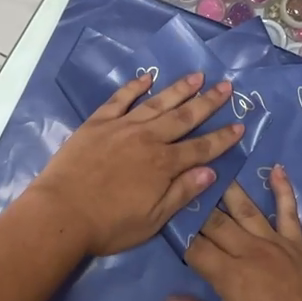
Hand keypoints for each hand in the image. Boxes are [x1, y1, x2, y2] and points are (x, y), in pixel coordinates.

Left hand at [26, 72, 243, 256]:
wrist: (61, 214)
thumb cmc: (108, 225)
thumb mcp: (152, 220)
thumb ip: (181, 193)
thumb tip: (210, 172)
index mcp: (164, 164)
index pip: (201, 148)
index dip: (222, 137)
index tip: (240, 124)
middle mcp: (148, 139)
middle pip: (184, 117)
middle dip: (208, 102)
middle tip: (227, 86)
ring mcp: (123, 126)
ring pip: (157, 102)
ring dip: (179, 88)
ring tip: (197, 75)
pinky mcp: (98, 122)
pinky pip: (120, 99)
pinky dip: (134, 87)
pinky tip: (146, 78)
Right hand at [167, 169, 301, 300]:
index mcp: (231, 277)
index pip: (196, 248)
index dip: (179, 235)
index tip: (163, 220)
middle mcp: (250, 251)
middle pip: (217, 222)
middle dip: (197, 206)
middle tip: (181, 186)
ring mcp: (276, 244)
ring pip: (247, 209)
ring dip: (229, 189)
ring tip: (215, 168)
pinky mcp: (297, 244)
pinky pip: (289, 210)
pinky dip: (284, 188)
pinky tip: (278, 169)